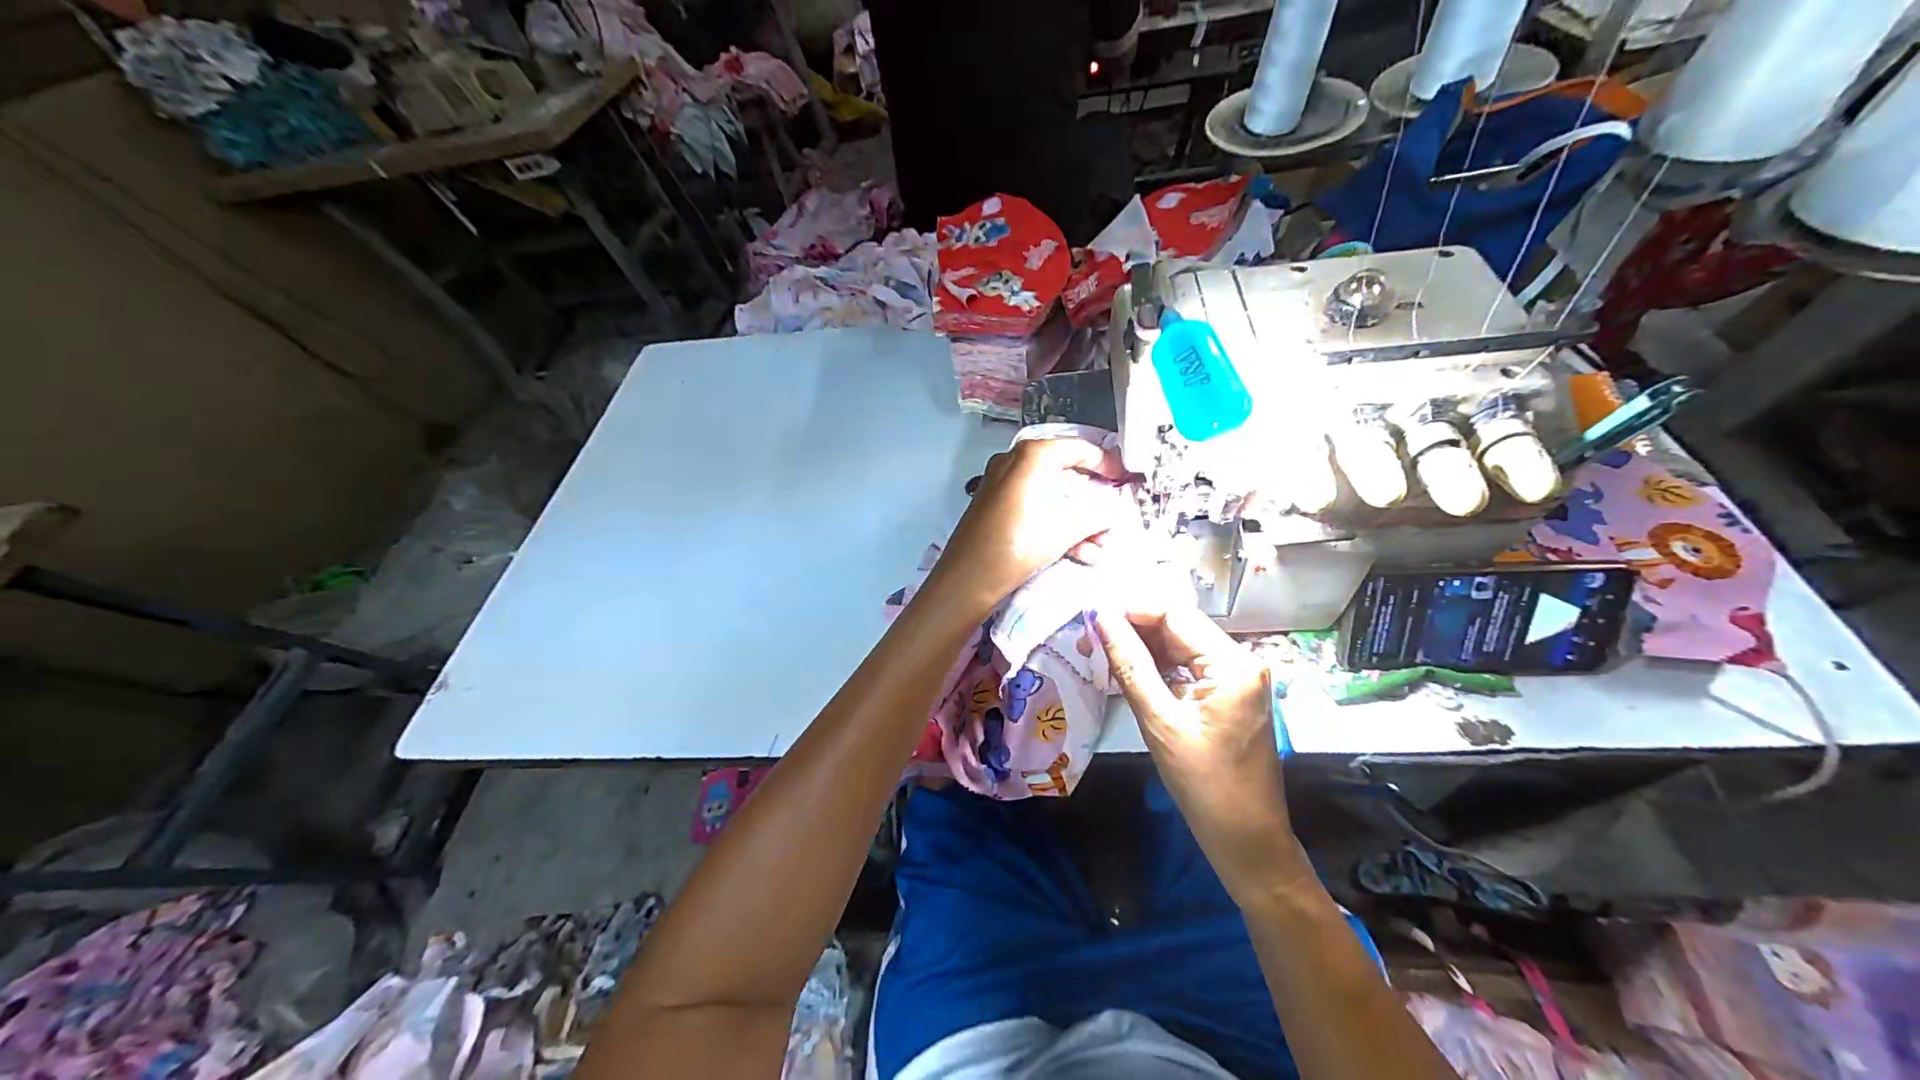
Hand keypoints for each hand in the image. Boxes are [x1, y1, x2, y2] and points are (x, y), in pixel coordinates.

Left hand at [935, 437, 1132, 603]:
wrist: (964, 583)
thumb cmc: (1011, 551)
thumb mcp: (1062, 532)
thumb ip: (1093, 515)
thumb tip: (1113, 509)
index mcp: (1029, 457)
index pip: (1078, 448)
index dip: (1106, 462)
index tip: (1126, 478)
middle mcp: (1012, 462)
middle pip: (1065, 472)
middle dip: (1093, 499)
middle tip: (1113, 515)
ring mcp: (1002, 484)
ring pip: (1052, 494)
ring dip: (1078, 519)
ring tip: (1098, 545)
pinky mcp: (996, 506)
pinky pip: (1035, 507)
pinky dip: (1057, 525)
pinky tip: (1080, 552)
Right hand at [1096, 605, 1310, 901]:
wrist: (1247, 839)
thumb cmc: (1204, 785)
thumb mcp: (1160, 722)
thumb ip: (1130, 665)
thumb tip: (1102, 619)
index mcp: (1233, 664)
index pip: (1175, 616)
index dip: (1132, 612)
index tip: (1092, 619)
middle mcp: (1242, 661)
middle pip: (1180, 627)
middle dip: (1135, 629)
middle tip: (1091, 636)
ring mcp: (1238, 678)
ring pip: (1182, 646)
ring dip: (1145, 647)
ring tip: (1103, 651)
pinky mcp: (1230, 695)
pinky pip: (1189, 667)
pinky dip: (1160, 667)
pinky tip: (1130, 671)